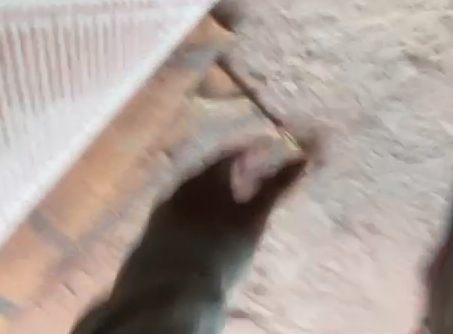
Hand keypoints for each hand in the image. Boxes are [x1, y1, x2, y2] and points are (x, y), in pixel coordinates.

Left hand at [161, 142, 312, 236]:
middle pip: (211, 174)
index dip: (256, 152)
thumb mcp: (255, 217)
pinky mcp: (149, 243)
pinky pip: (179, 218)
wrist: (167, 300)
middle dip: (234, 174)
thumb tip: (304, 158)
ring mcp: (160, 217)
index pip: (234, 154)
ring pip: (193, 197)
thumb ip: (278, 185)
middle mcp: (179, 190)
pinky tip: (206, 231)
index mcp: (205, 177)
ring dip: (214, 197)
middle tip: (255, 179)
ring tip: (233, 207)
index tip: (273, 155)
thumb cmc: (220, 249)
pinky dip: (198, 217)